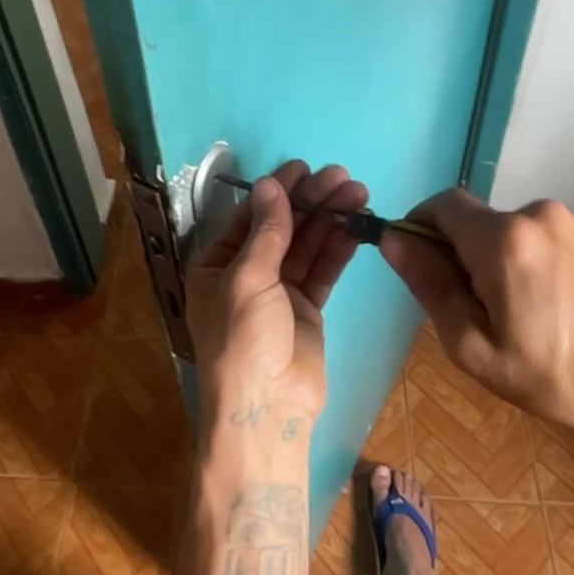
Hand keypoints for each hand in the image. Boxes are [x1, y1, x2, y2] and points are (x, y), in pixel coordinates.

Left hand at [184, 161, 368, 444]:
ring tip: (358, 193)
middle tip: (342, 177)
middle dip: (310, 201)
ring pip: (306, 246)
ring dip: (329, 219)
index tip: (304, 166)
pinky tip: (357, 225)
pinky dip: (338, 247)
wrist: (268, 407)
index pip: (248, 218)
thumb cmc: (243, 340)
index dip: (276, 191)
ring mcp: (278, 292)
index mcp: (215, 266)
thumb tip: (271, 185)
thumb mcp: (246, 281)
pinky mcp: (307, 308)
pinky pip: (322, 270)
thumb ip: (265, 233)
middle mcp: (245, 275)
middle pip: (281, 228)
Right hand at [379, 190, 573, 463]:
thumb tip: (393, 239)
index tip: (420, 269)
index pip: (441, 205)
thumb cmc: (548, 377)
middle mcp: (540, 215)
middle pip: (476, 222)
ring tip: (518, 314)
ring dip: (497, 260)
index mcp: (504, 239)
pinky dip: (530, 262)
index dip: (419, 229)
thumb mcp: (470, 344)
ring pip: (508, 231)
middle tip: (474, 312)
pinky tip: (550, 307)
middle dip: (462, 255)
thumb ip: (429, 284)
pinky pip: (541, 239)